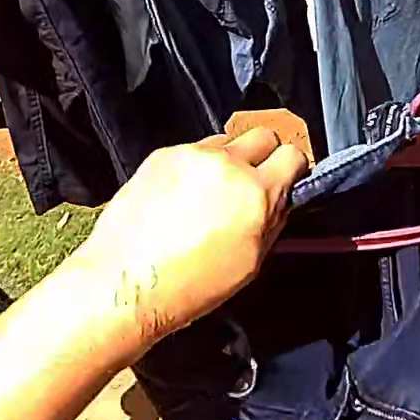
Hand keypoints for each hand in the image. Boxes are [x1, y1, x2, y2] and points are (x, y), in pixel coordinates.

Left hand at [64, 128, 306, 357]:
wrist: (126, 279)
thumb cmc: (187, 284)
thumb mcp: (250, 263)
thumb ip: (272, 220)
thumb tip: (281, 198)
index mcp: (255, 192)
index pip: (292, 155)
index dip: (293, 168)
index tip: (287, 177)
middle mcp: (225, 164)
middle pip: (262, 135)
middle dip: (264, 155)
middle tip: (254, 181)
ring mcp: (190, 154)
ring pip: (225, 141)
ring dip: (227, 160)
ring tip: (212, 194)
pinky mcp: (162, 154)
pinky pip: (191, 150)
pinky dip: (195, 167)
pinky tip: (183, 196)